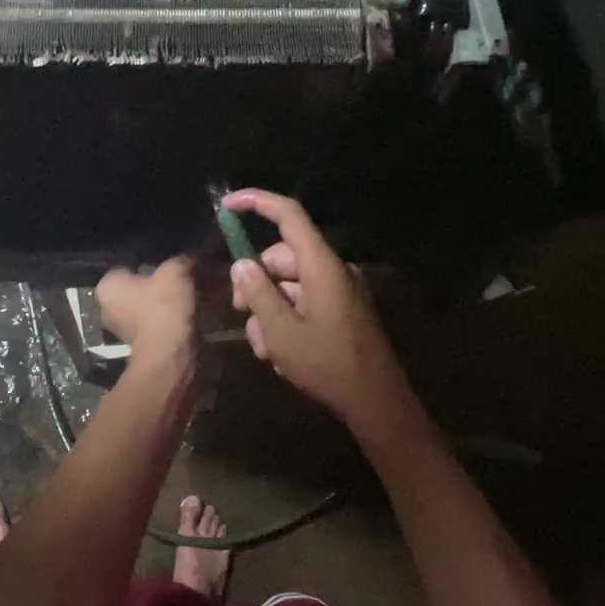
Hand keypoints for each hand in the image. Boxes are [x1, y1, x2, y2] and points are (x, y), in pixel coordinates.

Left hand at [96, 256, 198, 369]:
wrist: (173, 357)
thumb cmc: (163, 308)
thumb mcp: (175, 272)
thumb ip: (182, 259)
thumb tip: (195, 254)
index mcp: (107, 287)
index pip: (128, 265)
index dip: (152, 260)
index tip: (172, 259)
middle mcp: (109, 310)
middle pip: (142, 287)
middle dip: (164, 283)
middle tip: (189, 274)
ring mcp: (125, 332)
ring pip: (153, 307)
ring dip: (173, 301)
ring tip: (198, 291)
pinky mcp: (144, 347)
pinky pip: (162, 323)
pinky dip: (177, 318)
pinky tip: (198, 310)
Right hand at [223, 189, 405, 421]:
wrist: (377, 403)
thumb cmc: (327, 364)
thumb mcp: (281, 332)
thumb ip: (258, 293)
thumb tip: (242, 264)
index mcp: (322, 266)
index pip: (289, 215)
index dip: (257, 202)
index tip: (227, 206)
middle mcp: (334, 270)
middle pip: (283, 256)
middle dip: (256, 281)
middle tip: (240, 312)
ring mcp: (341, 290)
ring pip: (290, 283)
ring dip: (270, 309)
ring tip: (265, 348)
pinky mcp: (344, 310)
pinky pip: (306, 300)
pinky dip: (288, 318)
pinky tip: (280, 353)